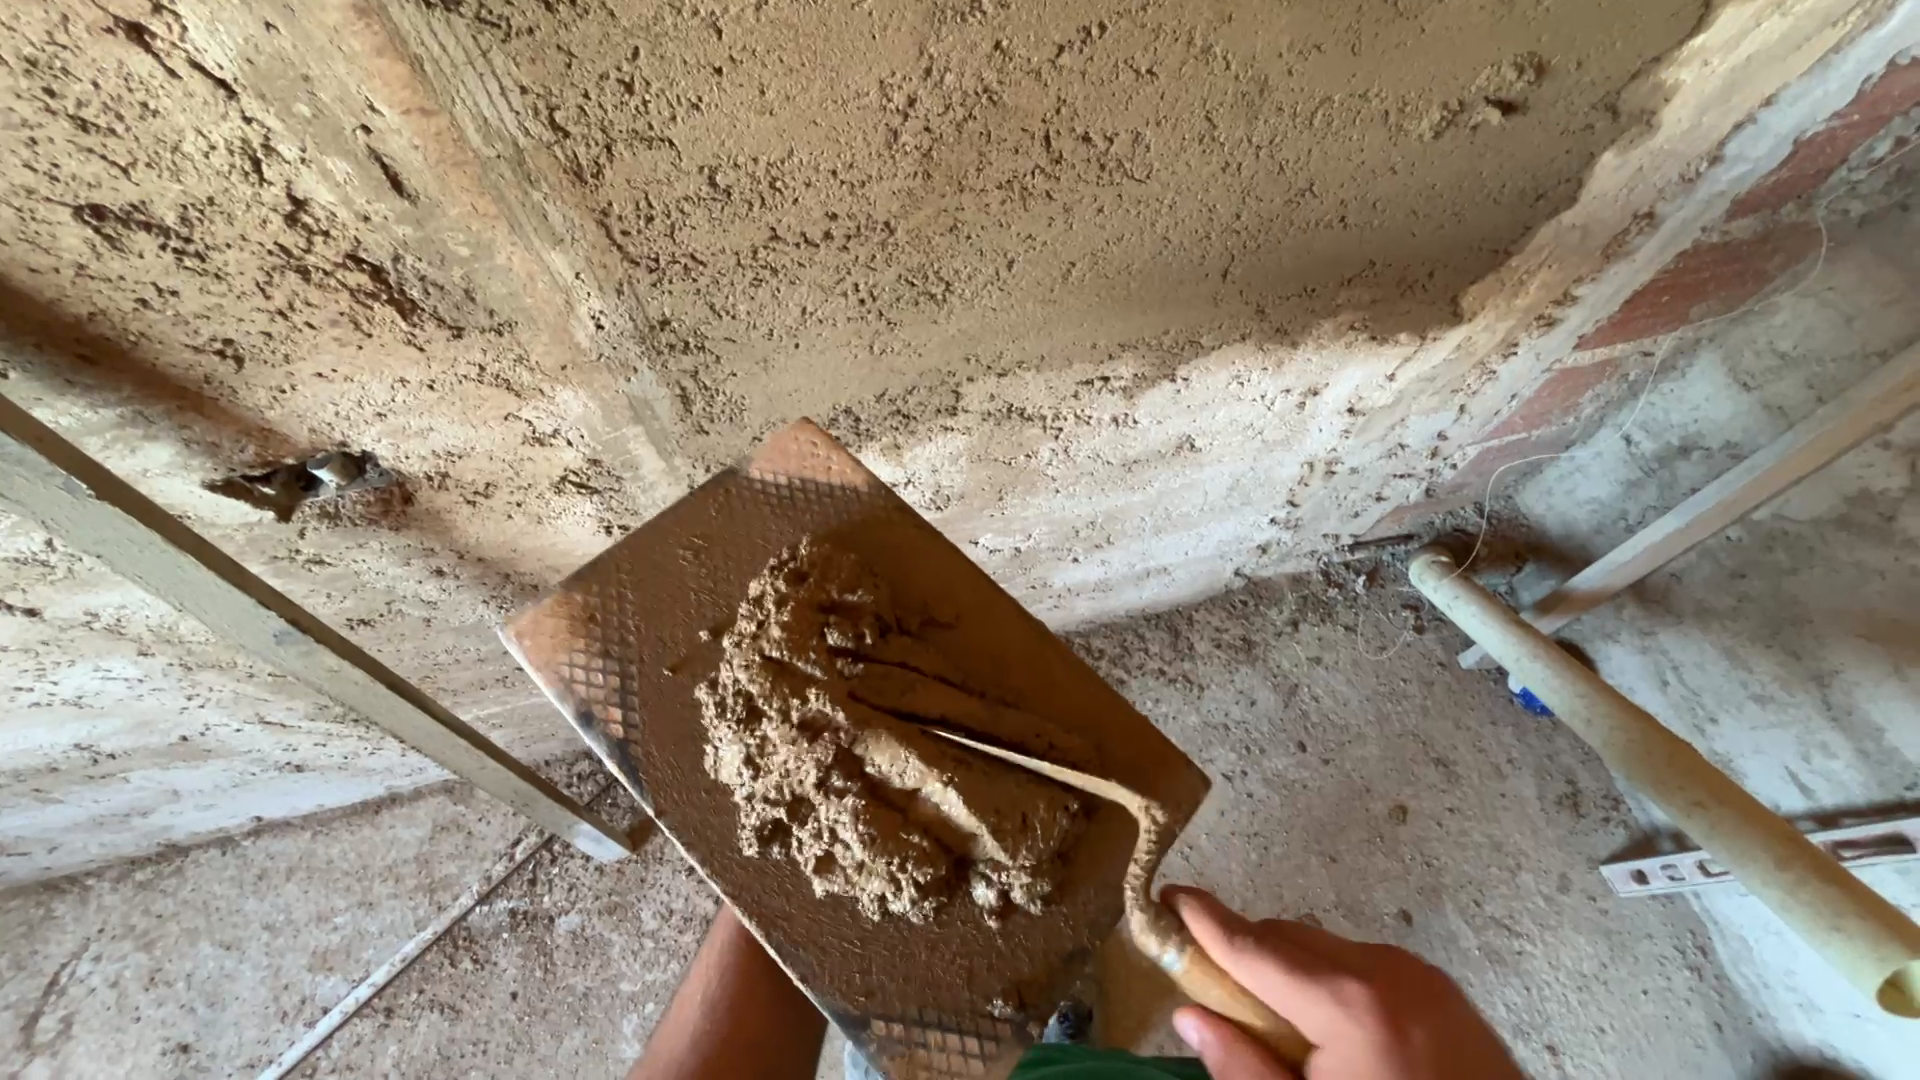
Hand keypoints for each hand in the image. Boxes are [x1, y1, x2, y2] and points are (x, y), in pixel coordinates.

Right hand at [1162, 887, 1524, 1079]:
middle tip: (1216, 987)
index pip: (1252, 946)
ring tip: (1283, 1022)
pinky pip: (1360, 961)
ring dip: (1287, 966)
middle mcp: (1382, 969)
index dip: (1203, 919)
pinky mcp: (1440, 988)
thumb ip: (1244, 1072)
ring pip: (1321, 945)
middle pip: (1284, 936)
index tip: (1166, 895)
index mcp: (1348, 1006)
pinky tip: (1333, 1028)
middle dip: (1244, 951)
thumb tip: (1190, 1018)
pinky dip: (1330, 978)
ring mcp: (1418, 974)